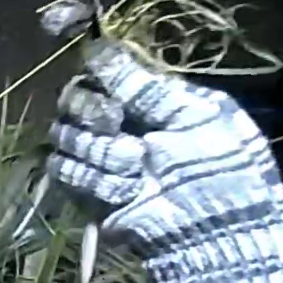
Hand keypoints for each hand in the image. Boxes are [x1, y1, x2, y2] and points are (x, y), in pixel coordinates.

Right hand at [43, 4, 282, 282]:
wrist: (213, 233)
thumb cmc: (220, 170)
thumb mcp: (197, 116)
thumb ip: (146, 86)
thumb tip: (97, 48)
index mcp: (146, 101)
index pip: (99, 73)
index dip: (96, 75)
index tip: (106, 78)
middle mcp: (115, 125)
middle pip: (71, 99)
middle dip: (89, 109)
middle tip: (114, 121)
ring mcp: (95, 157)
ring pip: (63, 134)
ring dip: (97, 149)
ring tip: (132, 167)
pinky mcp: (82, 190)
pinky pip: (62, 168)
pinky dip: (92, 178)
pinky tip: (122, 189)